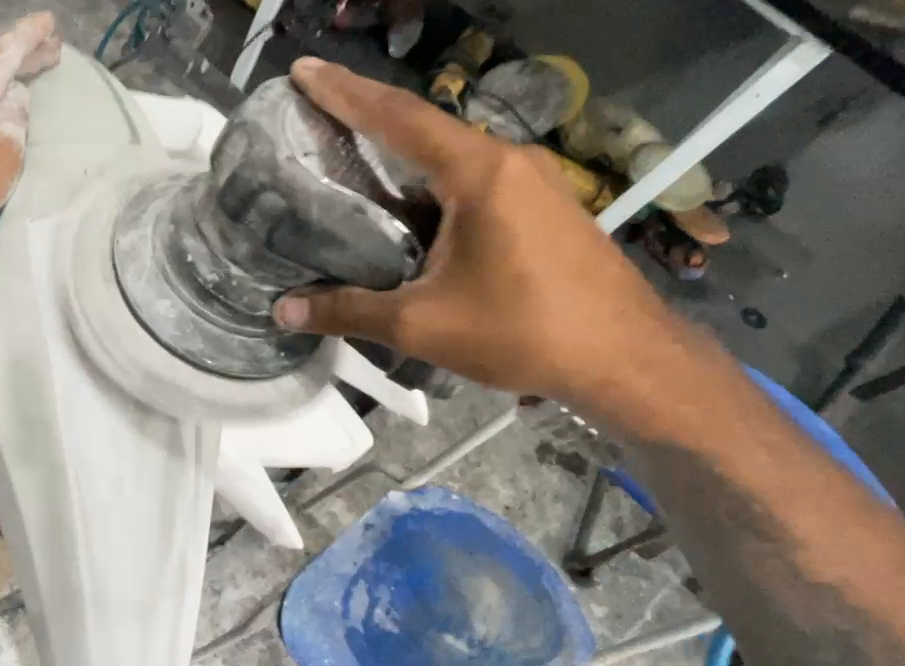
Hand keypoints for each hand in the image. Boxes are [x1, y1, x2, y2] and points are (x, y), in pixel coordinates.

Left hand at [0, 13, 62, 252]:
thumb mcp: (6, 146)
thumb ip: (16, 115)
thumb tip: (15, 98)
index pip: (9, 47)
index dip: (31, 35)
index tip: (50, 22)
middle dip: (24, 53)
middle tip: (51, 46)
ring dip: (11, 75)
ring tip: (34, 70)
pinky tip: (5, 105)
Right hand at [271, 58, 699, 413]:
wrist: (621, 356)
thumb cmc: (521, 330)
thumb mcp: (421, 325)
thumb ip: (349, 311)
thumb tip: (283, 310)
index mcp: (479, 173)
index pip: (400, 118)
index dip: (346, 93)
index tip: (304, 71)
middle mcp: (508, 162)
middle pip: (424, 132)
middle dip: (367, 124)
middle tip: (316, 124)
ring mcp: (532, 183)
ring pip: (449, 162)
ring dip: (398, 165)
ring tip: (349, 174)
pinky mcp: (541, 210)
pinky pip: (472, 187)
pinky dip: (428, 193)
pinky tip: (403, 219)